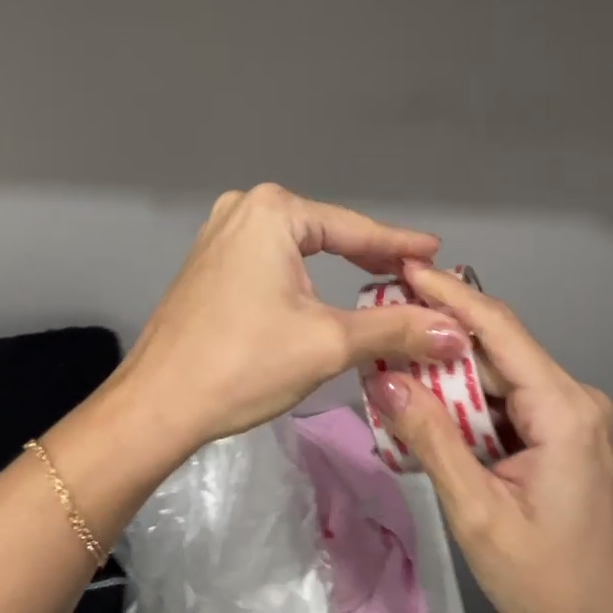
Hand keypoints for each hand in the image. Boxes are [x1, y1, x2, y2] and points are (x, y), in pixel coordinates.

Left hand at [120, 184, 472, 449]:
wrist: (156, 405)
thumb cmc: (243, 364)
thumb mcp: (328, 343)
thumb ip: (395, 328)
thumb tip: (456, 330)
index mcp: (272, 211)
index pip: (353, 228)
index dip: (399, 245)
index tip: (437, 252)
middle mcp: (243, 208)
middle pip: (325, 231)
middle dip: (369, 256)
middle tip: (414, 272)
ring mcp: (220, 232)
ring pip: (296, 246)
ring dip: (336, 265)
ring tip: (381, 280)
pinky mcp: (209, 261)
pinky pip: (270, 259)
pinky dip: (302, 275)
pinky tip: (323, 290)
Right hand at [365, 263, 612, 612]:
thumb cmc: (548, 585)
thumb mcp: (478, 515)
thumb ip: (431, 440)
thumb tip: (383, 379)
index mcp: (565, 410)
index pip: (500, 328)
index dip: (450, 292)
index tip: (406, 267)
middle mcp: (575, 399)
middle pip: (496, 350)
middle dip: (437, 342)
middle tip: (382, 328)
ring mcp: (573, 418)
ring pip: (498, 376)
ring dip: (448, 378)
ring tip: (393, 370)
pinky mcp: (565, 436)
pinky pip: (508, 403)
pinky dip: (468, 406)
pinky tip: (429, 412)